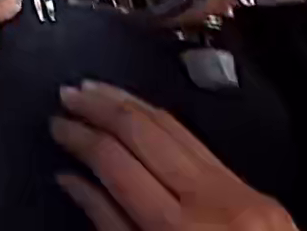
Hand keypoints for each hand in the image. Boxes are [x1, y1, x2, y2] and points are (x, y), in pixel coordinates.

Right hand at [52, 82, 297, 230]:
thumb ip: (109, 226)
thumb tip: (70, 179)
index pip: (115, 161)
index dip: (80, 137)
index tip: (56, 125)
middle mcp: (206, 199)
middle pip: (139, 129)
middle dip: (97, 106)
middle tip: (66, 94)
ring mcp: (233, 187)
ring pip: (167, 122)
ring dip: (124, 99)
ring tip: (91, 88)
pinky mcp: (250, 185)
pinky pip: (194, 138)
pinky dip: (157, 116)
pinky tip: (136, 106)